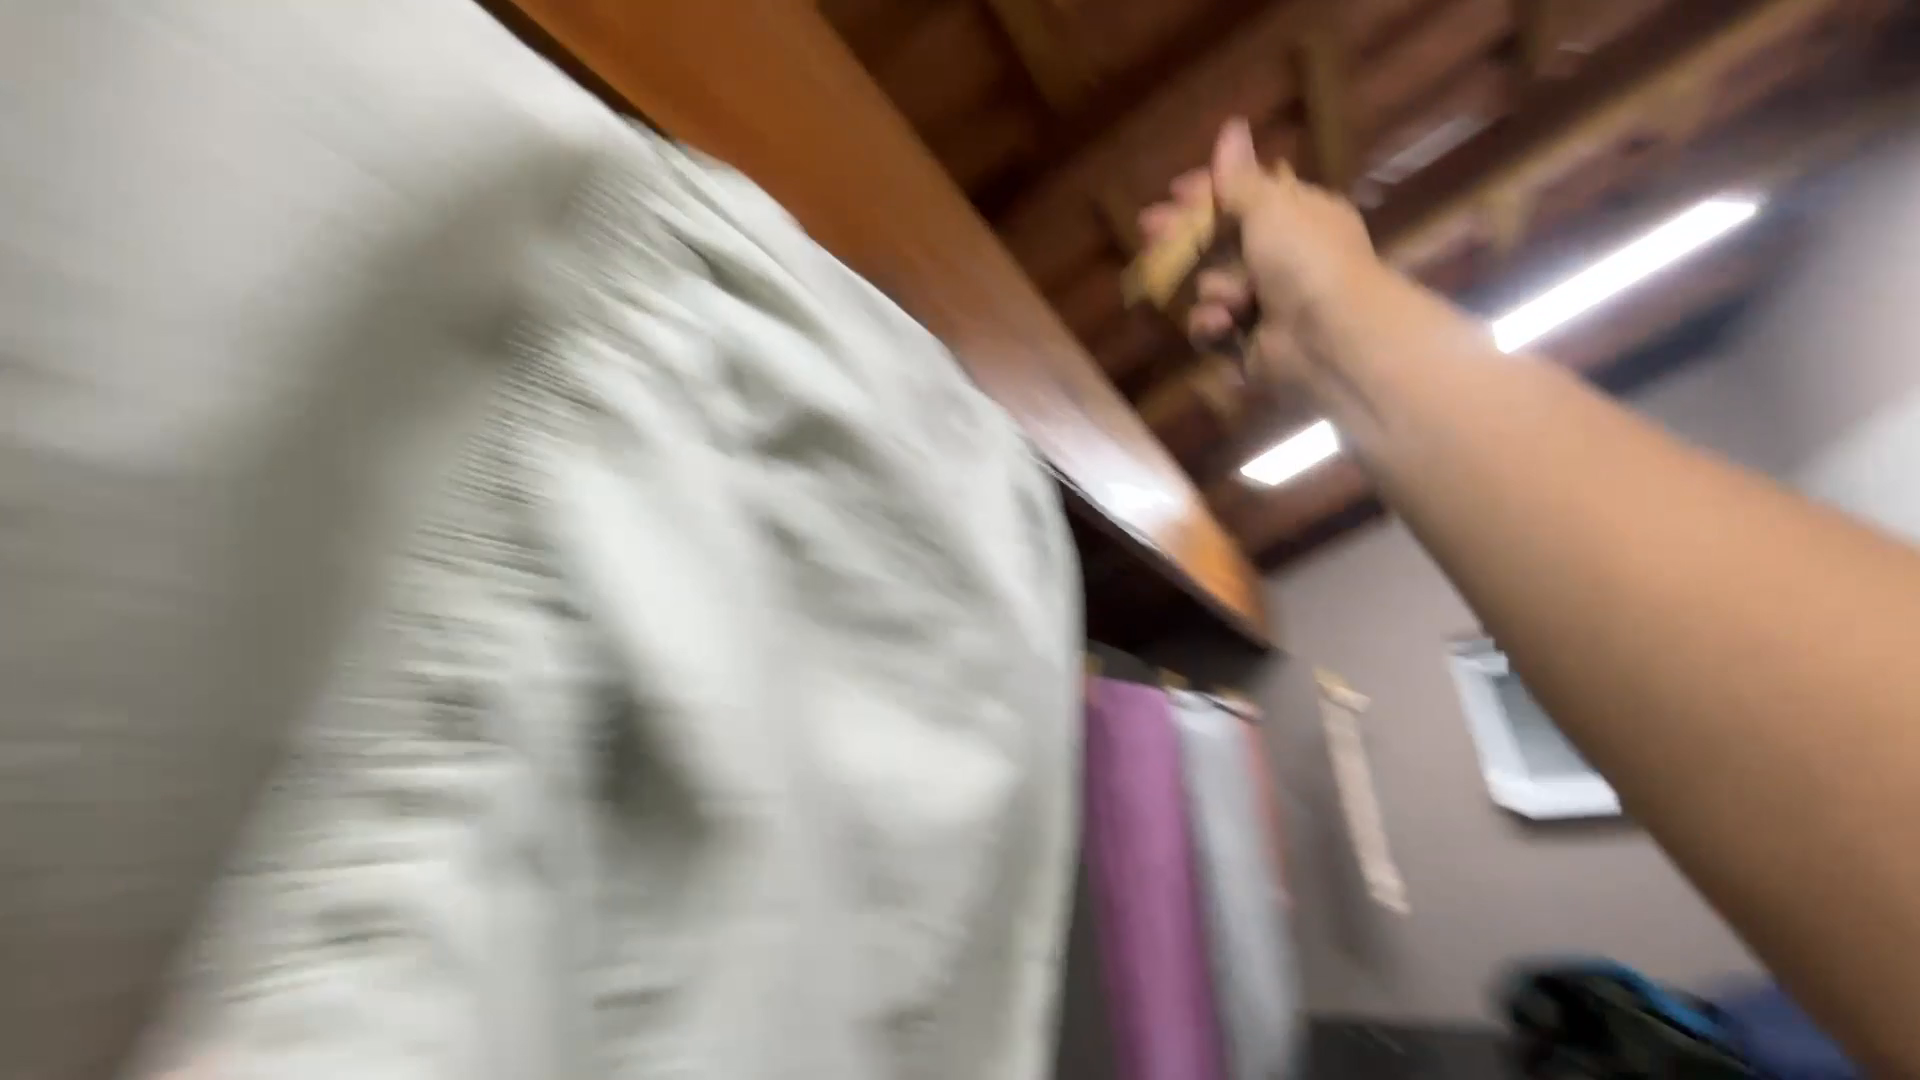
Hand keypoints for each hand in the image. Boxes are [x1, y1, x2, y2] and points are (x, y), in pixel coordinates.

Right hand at [1138, 118, 1380, 385]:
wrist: (1328, 336)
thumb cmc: (1305, 258)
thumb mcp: (1271, 206)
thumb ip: (1239, 178)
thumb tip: (1231, 127)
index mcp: (1297, 216)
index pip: (1244, 197)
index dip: (1208, 194)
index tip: (1175, 192)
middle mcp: (1281, 257)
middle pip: (1218, 242)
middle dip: (1185, 239)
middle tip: (1149, 231)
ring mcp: (1263, 302)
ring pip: (1210, 286)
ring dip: (1214, 290)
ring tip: (1234, 298)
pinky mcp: (1245, 342)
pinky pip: (1210, 326)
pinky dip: (1213, 325)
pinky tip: (1224, 324)